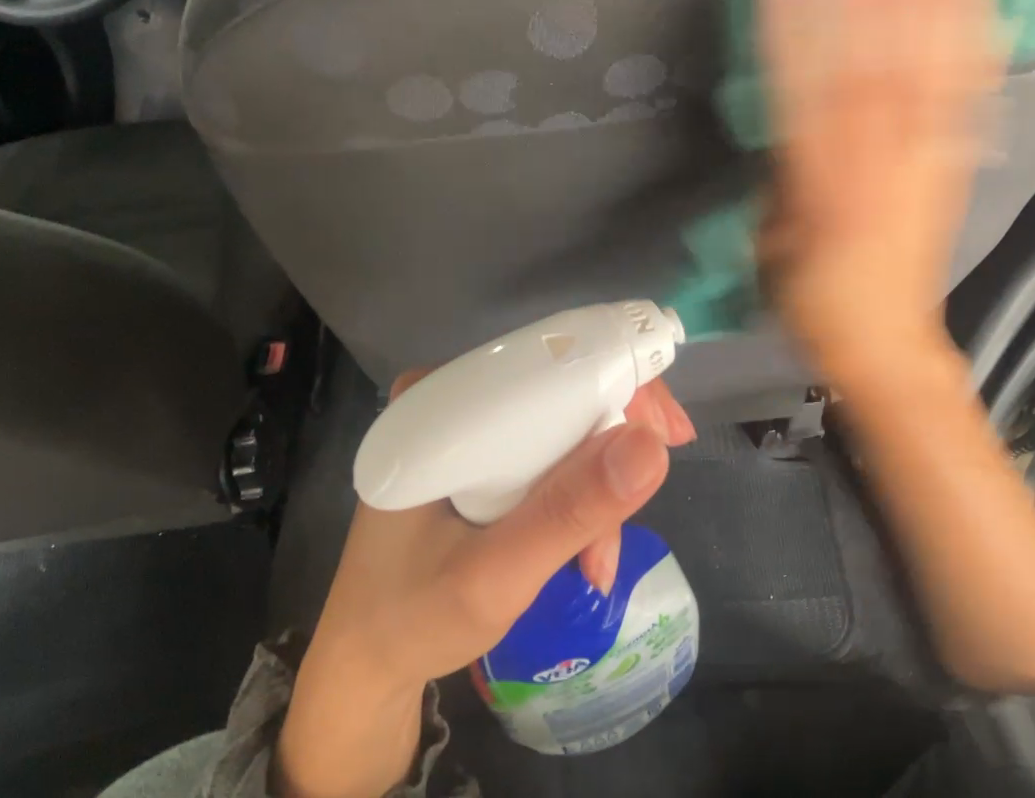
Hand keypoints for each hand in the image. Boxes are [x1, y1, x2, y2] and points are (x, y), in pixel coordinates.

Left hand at [275, 375, 693, 797]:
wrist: (364, 667)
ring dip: (592, 495)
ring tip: (596, 565)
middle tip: (637, 513)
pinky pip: (542, 464)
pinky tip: (581, 556)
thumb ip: (569, 512)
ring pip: (557, 436)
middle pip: (556, 399)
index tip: (670, 436)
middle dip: (608, 458)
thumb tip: (651, 444)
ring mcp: (461, 436)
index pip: (543, 366)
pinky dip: (571, 506)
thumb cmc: (413, 619)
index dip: (615, 387)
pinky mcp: (472, 466)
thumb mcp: (496, 573)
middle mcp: (449, 404)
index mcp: (437, 405)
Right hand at [758, 0, 1004, 391]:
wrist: (884, 344)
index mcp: (822, 189)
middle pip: (878, 71)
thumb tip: (786, 114)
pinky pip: (968, 106)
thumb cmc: (812, 300)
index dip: (799, 30)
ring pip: (930, 77)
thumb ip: (780, 174)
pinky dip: (979, 53)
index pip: (805, 95)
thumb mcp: (770, 242)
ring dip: (936, 8)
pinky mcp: (952, 169)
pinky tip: (987, 9)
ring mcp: (924, 165)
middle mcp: (878, 168)